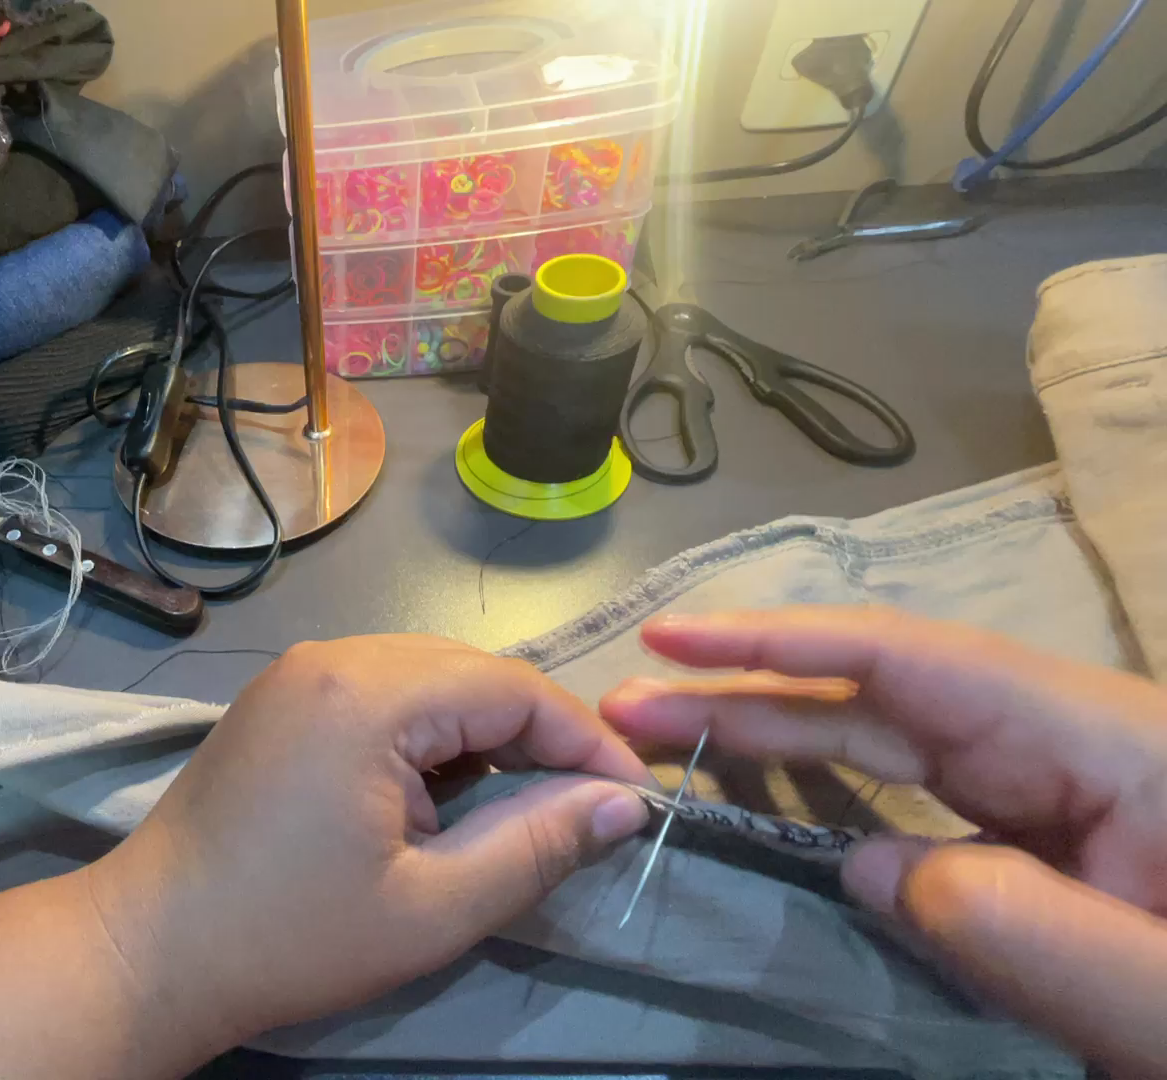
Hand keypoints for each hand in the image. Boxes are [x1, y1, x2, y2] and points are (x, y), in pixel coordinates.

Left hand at [83, 635, 651, 1048]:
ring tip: (512, 800)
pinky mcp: (280, 695)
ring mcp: (297, 671)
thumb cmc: (291, 933)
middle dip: (531, 732)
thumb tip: (620, 804)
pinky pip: (377, 689)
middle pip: (465, 671)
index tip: (632, 798)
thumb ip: (534, 843)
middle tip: (577, 804)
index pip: (508, 685)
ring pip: (422, 675)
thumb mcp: (431, 907)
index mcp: (366, 692)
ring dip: (477, 730)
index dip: (582, 738)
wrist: (156, 939)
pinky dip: (423, 728)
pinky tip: (436, 785)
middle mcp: (330, 657)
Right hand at [599, 607, 1166, 1078]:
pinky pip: (895, 794)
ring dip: (756, 736)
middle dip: (736, 696)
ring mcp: (1042, 787)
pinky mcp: (1026, 831)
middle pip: (863, 696)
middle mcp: (1058, 742)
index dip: (775, 638)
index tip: (669, 638)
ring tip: (657, 738)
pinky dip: (810, 787)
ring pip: (869, 741)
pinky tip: (753, 789)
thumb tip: (853, 859)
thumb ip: (1025, 930)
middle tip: (623, 710)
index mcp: (1110, 742)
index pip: (908, 658)